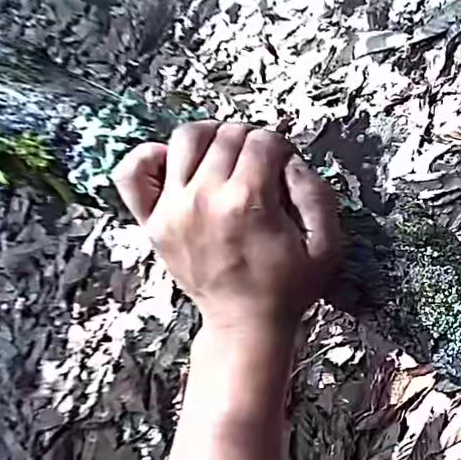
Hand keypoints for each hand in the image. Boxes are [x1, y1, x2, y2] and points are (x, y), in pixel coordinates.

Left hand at [112, 121, 341, 335]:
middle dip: (251, 140)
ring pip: (185, 138)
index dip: (282, 147)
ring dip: (212, 137)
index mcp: (249, 203)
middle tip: (263, 163)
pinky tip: (179, 166)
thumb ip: (317, 195)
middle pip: (227, 135)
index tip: (286, 165)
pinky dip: (152, 156)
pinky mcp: (153, 221)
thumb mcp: (326, 246)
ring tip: (227, 156)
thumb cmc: (287, 287)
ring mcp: (173, 208)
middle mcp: (205, 198)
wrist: (245, 324)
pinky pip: (134, 172)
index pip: (263, 141)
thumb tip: (292, 161)